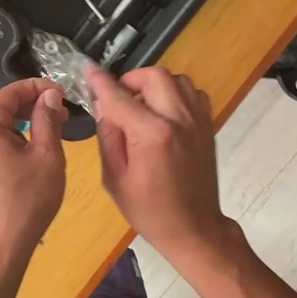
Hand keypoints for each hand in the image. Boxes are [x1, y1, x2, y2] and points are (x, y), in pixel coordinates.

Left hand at [0, 78, 68, 264]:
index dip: (39, 88)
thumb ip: (48, 119)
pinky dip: (14, 142)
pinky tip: (33, 154)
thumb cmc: (28, 200)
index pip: (11, 93)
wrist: (2, 247)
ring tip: (52, 136)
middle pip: (2, 109)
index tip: (64, 94)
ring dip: (25, 125)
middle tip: (63, 116)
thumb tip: (49, 95)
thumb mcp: (47, 155)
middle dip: (33, 107)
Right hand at [86, 65, 228, 261]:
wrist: (193, 227)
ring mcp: (198, 120)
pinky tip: (163, 113)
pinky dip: (175, 94)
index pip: (120, 97)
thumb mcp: (115, 179)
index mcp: (152, 135)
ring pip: (177, 79)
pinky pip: (192, 93)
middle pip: (154, 76)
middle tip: (118, 99)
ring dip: (154, 85)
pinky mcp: (207, 125)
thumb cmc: (149, 210)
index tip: (88, 70)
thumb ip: (108, 137)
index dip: (101, 82)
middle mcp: (179, 120)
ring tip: (141, 106)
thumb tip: (105, 107)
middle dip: (131, 81)